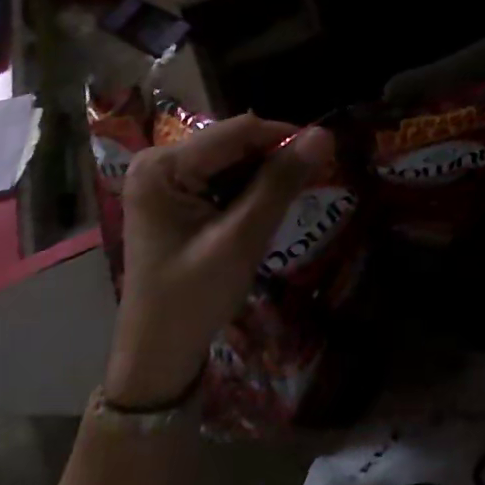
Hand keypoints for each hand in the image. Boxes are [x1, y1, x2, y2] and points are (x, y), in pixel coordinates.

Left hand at [107, 114, 332, 406]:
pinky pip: (221, 177)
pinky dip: (248, 189)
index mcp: (162, 166)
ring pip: (231, 159)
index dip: (285, 136)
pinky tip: (265, 209)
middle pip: (233, 142)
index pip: (237, 131)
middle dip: (274, 159)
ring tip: (293, 198)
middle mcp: (158, 161)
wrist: (157, 353)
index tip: (326, 154)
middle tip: (312, 182)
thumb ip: (280, 183)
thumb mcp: (241, 239)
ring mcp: (164, 178)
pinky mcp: (174, 195)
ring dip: (264, 175)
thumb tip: (323, 135)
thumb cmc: (193, 298)